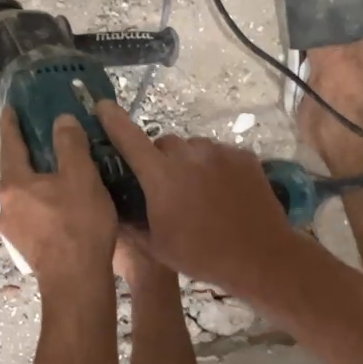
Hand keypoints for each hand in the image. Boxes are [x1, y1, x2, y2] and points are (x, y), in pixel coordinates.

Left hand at [0, 109, 117, 286]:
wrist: (77, 281)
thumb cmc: (79, 225)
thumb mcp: (81, 176)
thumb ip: (70, 144)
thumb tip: (61, 120)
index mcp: (14, 183)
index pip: (10, 144)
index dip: (12, 123)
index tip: (11, 109)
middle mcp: (5, 205)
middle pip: (15, 170)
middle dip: (27, 153)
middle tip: (43, 137)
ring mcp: (13, 229)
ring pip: (24, 194)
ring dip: (37, 180)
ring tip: (58, 171)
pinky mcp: (26, 246)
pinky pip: (32, 213)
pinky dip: (43, 201)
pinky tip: (62, 202)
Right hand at [96, 101, 294, 293]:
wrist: (260, 257)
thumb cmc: (201, 256)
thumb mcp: (156, 246)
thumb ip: (130, 224)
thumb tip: (112, 211)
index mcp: (161, 176)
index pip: (130, 139)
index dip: (113, 121)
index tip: (102, 106)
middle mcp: (189, 155)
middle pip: (163, 142)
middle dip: (158, 158)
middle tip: (164, 186)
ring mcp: (219, 153)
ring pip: (192, 146)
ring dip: (187, 161)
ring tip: (197, 190)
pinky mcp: (243, 156)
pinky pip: (218, 152)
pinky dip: (213, 166)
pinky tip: (221, 191)